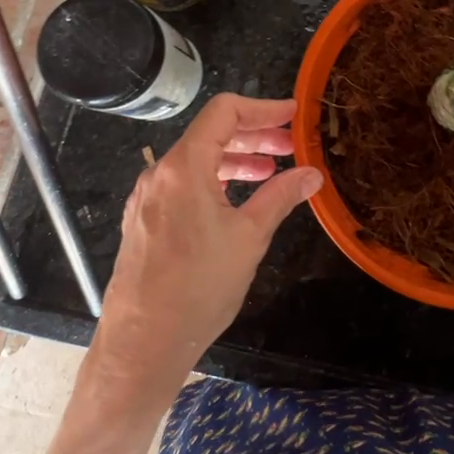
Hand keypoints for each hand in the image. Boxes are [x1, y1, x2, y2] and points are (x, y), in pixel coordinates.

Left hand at [29, 97, 319, 453]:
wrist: (141, 345)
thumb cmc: (199, 287)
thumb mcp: (250, 238)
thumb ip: (281, 197)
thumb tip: (313, 174)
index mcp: (184, 167)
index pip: (224, 112)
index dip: (263, 108)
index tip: (294, 116)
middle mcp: (159, 174)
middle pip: (210, 134)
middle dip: (254, 135)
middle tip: (291, 147)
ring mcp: (147, 199)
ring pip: (196, 160)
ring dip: (236, 159)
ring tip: (271, 172)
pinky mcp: (144, 222)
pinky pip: (183, 184)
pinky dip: (215, 180)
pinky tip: (237, 200)